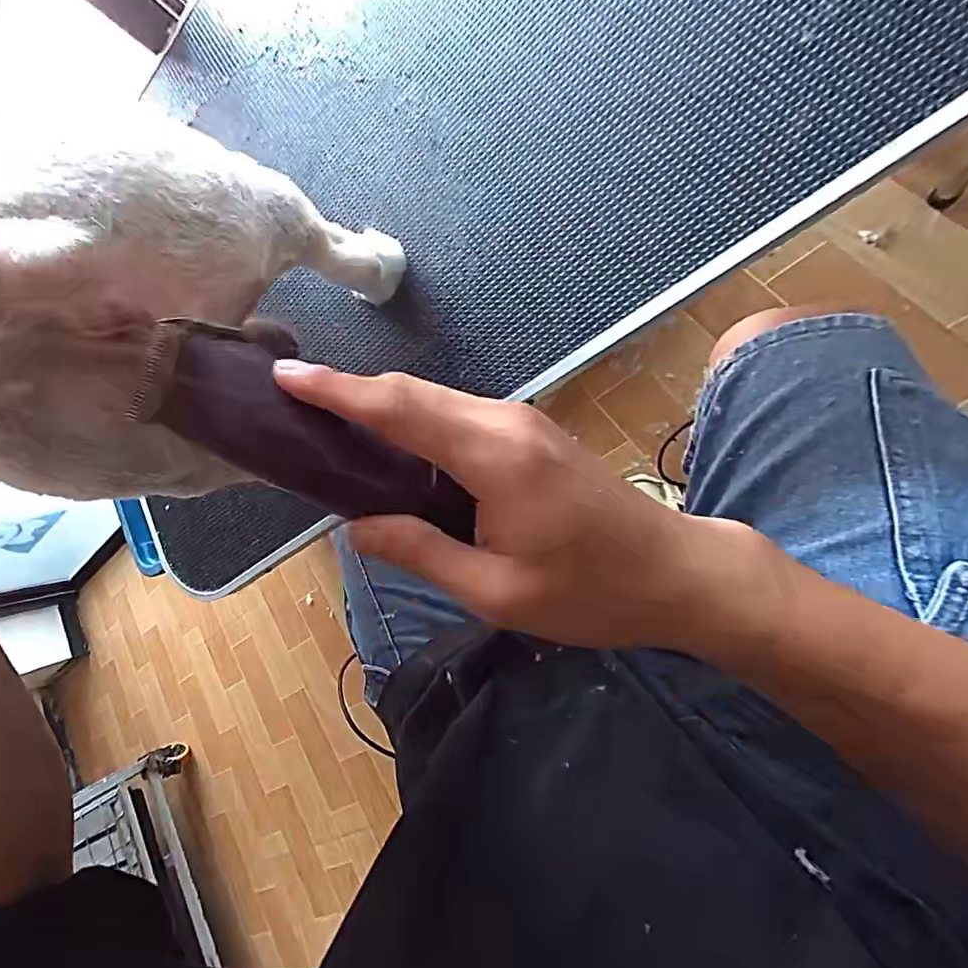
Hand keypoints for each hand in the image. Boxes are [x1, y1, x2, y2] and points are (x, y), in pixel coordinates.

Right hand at [273, 362, 773, 650]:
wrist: (680, 573)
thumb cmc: (591, 592)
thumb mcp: (495, 590)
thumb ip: (420, 551)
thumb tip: (355, 527)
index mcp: (493, 456)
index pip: (397, 409)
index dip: (336, 390)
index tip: (287, 374)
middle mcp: (502, 421)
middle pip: (409, 392)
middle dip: (348, 390)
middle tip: (294, 396)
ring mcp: (518, 420)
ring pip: (430, 398)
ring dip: (378, 404)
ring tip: (328, 420)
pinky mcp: (525, 430)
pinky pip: (452, 413)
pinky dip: (410, 418)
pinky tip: (388, 443)